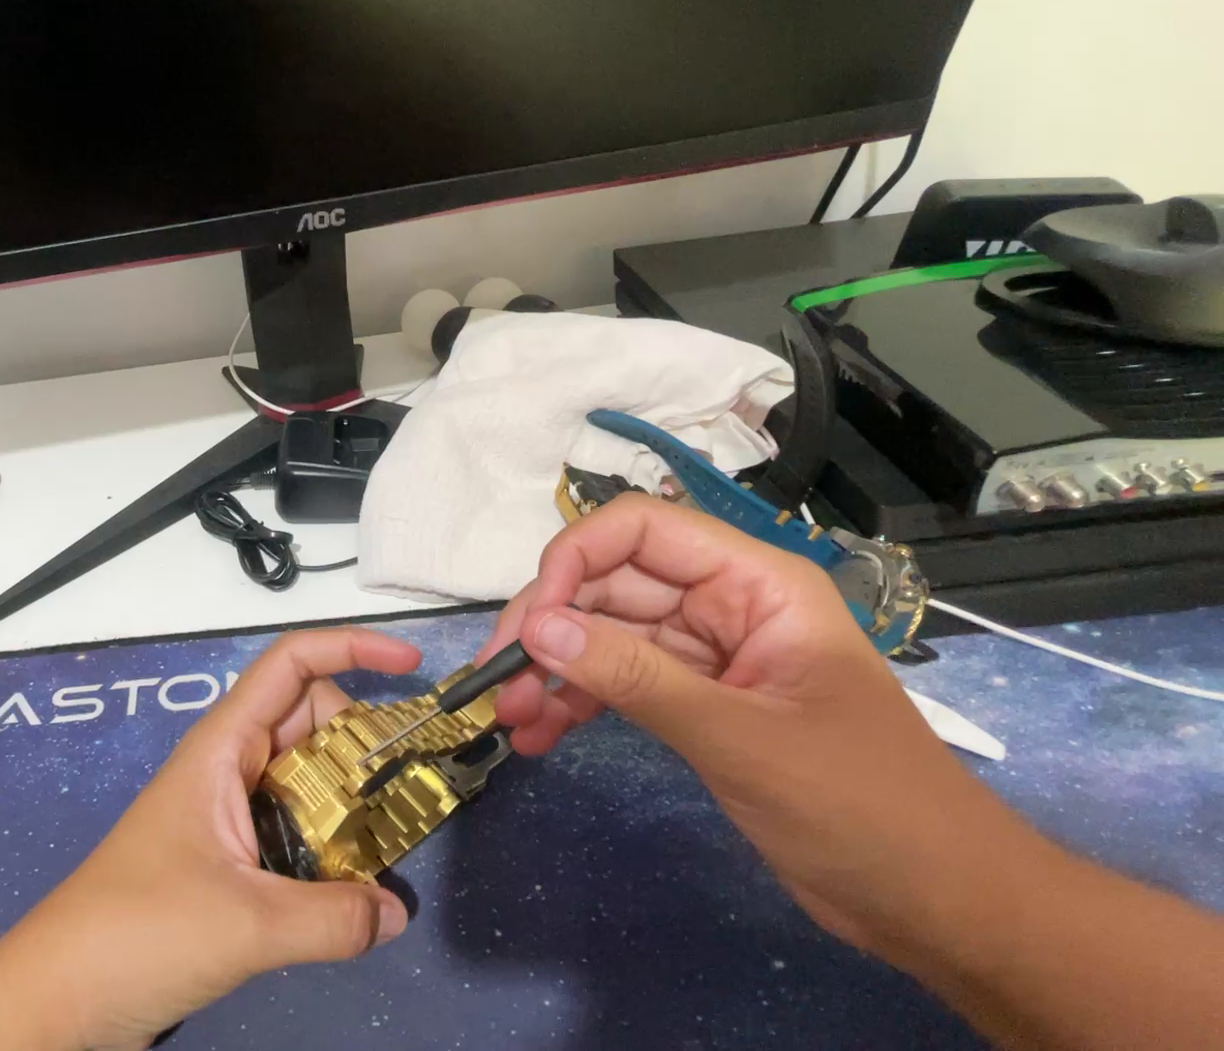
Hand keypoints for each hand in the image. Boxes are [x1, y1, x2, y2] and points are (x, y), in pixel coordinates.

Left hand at [0, 628, 417, 1050]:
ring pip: (307, 777)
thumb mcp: (245, 926)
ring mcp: (229, 811)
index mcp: (222, 748)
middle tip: (406, 787)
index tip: (410, 662)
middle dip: (363, 740)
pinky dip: (332, 842)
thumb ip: (332, 918)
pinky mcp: (230, 856)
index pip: (291, 666)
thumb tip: (396, 911)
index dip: (351, 647)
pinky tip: (355, 886)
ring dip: (352, 798)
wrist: (56, 997)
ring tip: (393, 839)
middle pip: (310, 720)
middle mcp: (228, 766)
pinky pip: (296, 827)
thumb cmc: (137, 934)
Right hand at [480, 495, 1050, 955]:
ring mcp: (704, 653)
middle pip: (609, 585)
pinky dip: (576, 704)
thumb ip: (636, 676)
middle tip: (499, 683)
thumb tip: (538, 629)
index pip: (642, 531)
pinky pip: (617, 683)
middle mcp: (722, 604)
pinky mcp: (692, 700)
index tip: (531, 622)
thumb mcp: (740, 736)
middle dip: (549, 629)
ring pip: (604, 637)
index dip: (575, 560)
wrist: (937, 905)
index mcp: (755, 583)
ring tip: (511, 719)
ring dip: (552, 672)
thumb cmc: (864, 807)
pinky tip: (541, 737)